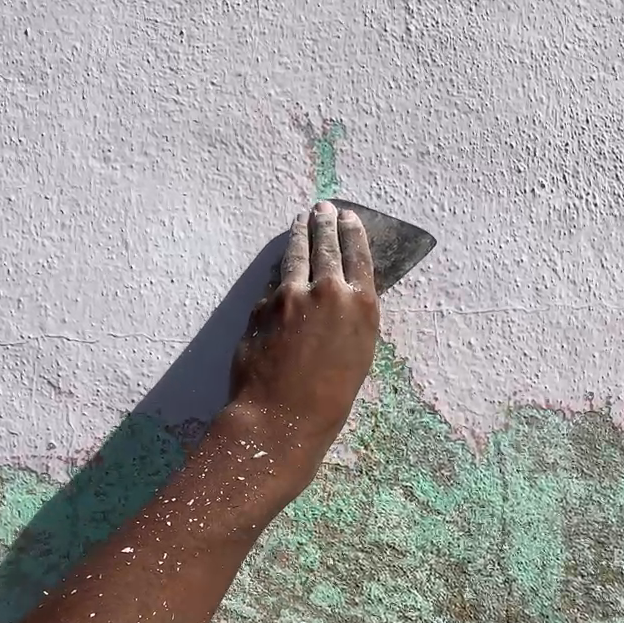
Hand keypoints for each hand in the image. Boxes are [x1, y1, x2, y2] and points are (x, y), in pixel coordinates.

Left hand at [222, 200, 379, 487]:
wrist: (283, 415)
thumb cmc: (330, 397)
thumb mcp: (357, 352)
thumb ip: (348, 316)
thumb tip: (334, 292)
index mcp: (360, 306)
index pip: (358, 256)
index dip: (353, 233)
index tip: (348, 216)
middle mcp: (328, 292)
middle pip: (326, 246)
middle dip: (324, 223)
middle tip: (323, 207)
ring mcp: (291, 296)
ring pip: (295, 255)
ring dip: (298, 235)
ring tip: (300, 221)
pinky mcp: (262, 305)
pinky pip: (272, 282)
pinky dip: (277, 273)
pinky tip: (278, 266)